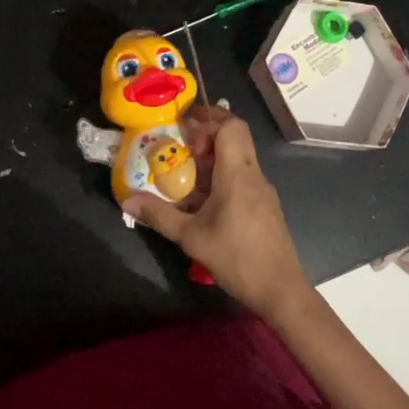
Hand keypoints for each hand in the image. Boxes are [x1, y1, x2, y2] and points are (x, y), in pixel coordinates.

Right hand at [122, 106, 310, 319]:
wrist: (280, 290)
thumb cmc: (236, 257)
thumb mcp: (191, 237)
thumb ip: (159, 215)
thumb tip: (128, 200)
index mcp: (237, 173)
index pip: (231, 126)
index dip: (208, 118)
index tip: (184, 127)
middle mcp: (253, 174)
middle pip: (236, 135)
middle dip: (209, 133)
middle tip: (183, 146)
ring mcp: (263, 190)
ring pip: (240, 156)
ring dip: (215, 157)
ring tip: (189, 174)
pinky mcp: (266, 205)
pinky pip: (244, 176)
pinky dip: (225, 175)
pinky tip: (207, 201)